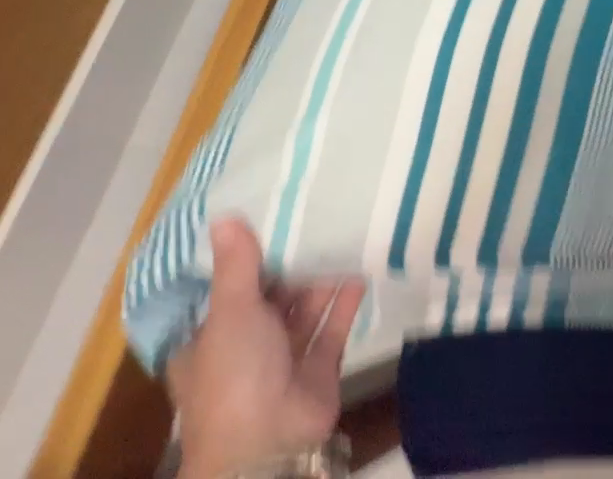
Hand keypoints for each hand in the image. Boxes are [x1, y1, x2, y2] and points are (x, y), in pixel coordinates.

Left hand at [167, 218, 365, 478]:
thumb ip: (237, 267)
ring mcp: (285, 355)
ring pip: (305, 310)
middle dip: (293, 268)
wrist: (270, 434)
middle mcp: (246, 345)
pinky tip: (361, 271)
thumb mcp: (231, 314)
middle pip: (271, 299)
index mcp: (210, 339)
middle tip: (320, 222)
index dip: (247, 262)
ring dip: (323, 282)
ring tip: (347, 239)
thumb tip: (225, 217)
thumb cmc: (235, 373)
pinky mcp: (321, 362)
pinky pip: (334, 324)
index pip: (227, 293)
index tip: (273, 224)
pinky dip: (346, 301)